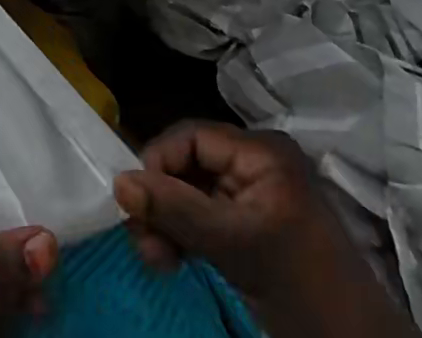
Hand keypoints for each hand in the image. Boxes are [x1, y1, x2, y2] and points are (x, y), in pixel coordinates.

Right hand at [113, 121, 419, 337]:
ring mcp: (249, 195)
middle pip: (184, 165)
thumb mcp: (235, 244)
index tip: (136, 202)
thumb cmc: (302, 284)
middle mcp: (252, 164)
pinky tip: (170, 260)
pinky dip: (178, 235)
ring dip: (163, 223)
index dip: (157, 163)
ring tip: (156, 259)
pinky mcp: (245, 225)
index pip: (190, 137)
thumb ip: (176, 210)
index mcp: (261, 152)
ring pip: (185, 192)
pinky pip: (197, 216)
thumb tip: (118, 183)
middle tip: (140, 237)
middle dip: (158, 201)